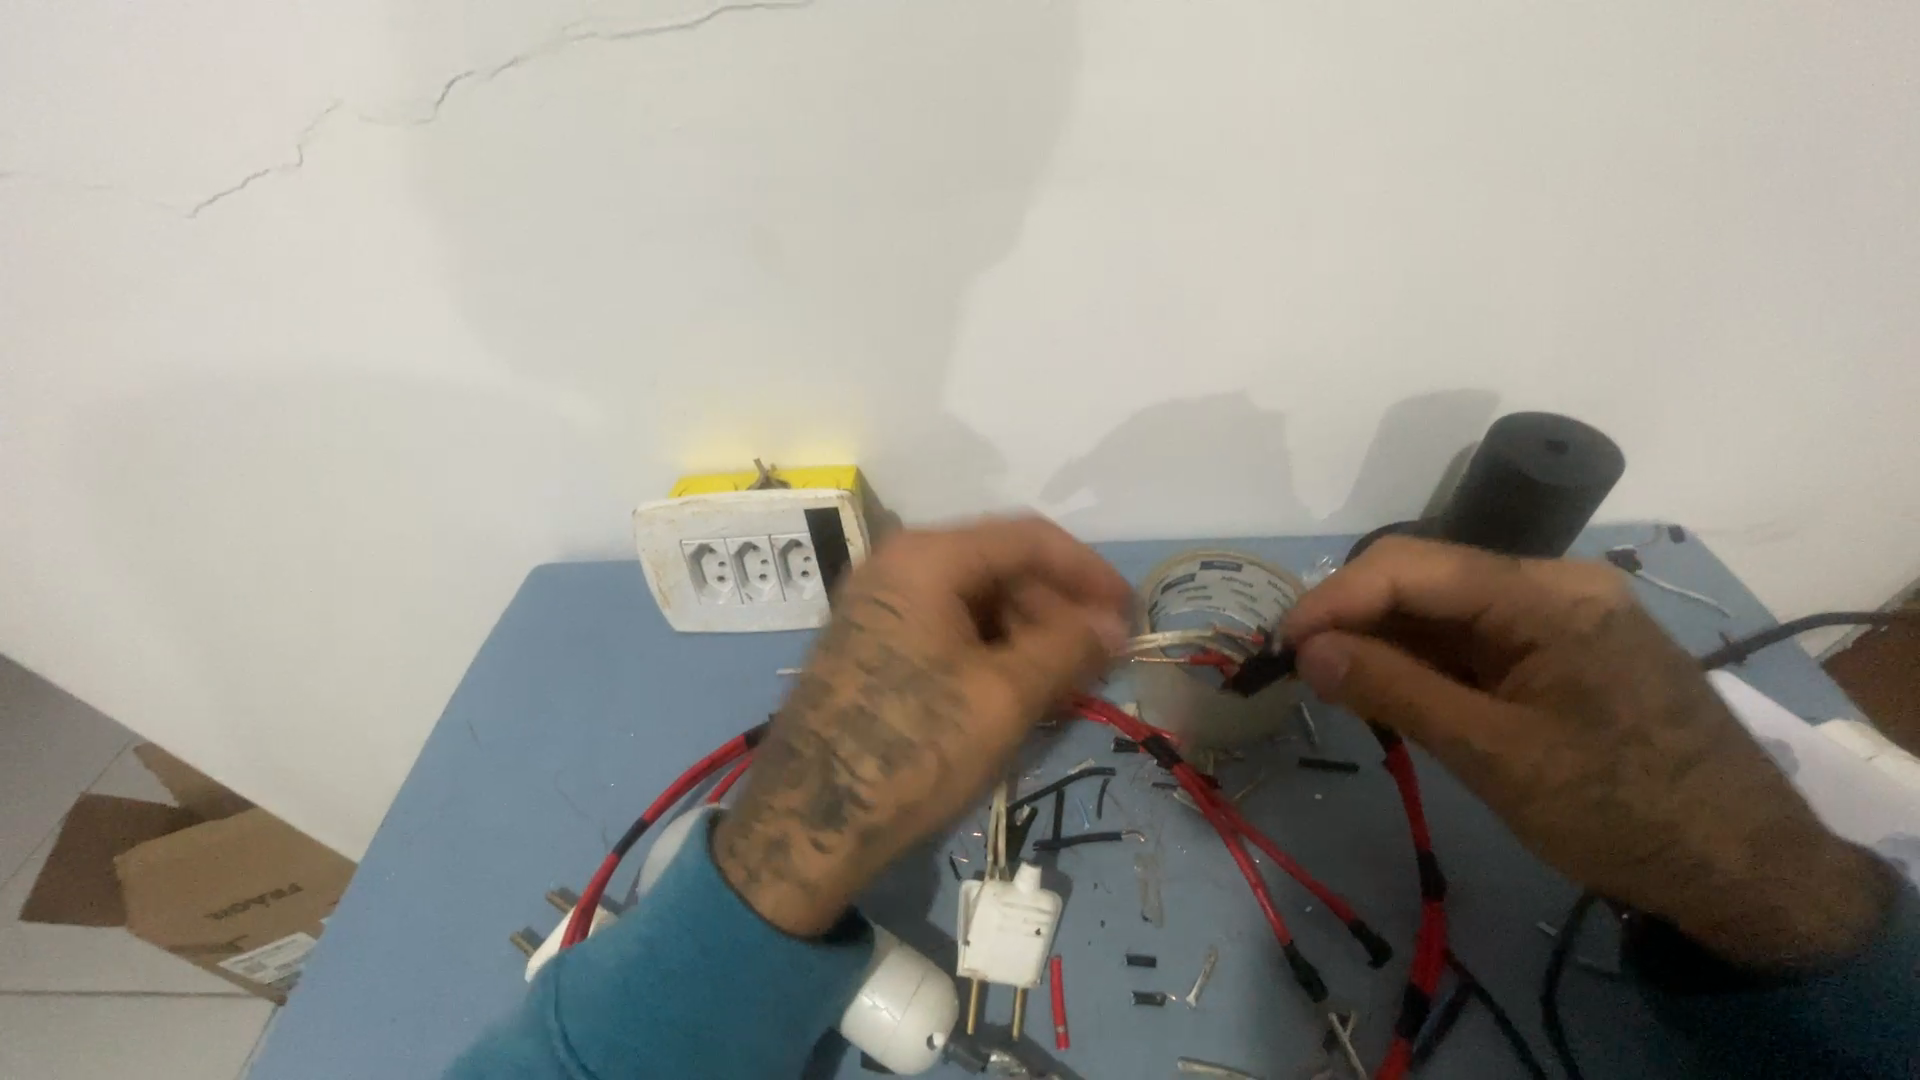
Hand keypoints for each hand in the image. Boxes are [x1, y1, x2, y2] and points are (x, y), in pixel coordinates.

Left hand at [712, 517, 1131, 936]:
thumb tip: (1115, 625)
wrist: (807, 822)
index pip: (1030, 540)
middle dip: (1058, 609)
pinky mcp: (874, 641)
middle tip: (1101, 659)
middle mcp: (898, 564)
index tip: (1130, 614)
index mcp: (926, 557)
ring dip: (1029, 634)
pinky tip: (1019, 689)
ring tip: (1066, 683)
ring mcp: (881, 603)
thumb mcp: (1004, 697)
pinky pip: (949, 627)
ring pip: (977, 600)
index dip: (1089, 573)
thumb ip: (1069, 648)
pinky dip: (992, 651)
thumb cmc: (912, 750)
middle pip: (1001, 567)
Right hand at [1284, 537, 1891, 968]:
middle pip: (1421, 574)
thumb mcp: (1493, 754)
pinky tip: (1387, 685)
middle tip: (1300, 664)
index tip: (1281, 643)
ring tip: (1334, 680)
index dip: (1335, 598)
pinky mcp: (1553, 644)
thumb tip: (1305, 650)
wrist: (1747, 873)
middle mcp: (1552, 584)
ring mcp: (1555, 613)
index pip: (1412, 567)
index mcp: (1548, 596)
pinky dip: (1416, 656)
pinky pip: (1464, 633)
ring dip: (1379, 637)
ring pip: (1436, 605)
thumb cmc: (1621, 811)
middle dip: (1352, 614)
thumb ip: (1394, 690)